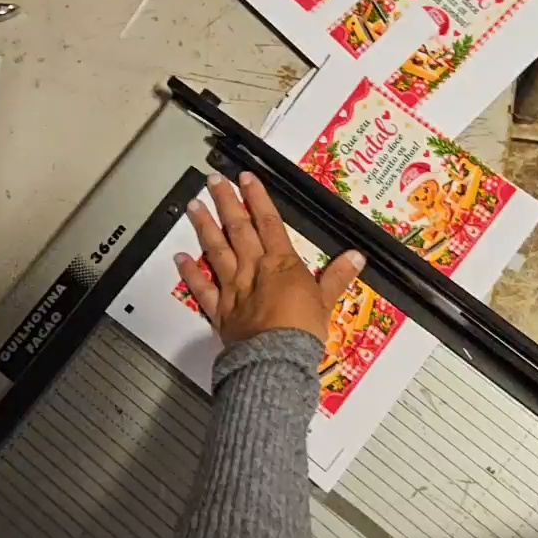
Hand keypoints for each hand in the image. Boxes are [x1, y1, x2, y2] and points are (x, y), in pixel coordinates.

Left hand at [175, 172, 365, 346]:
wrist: (275, 360)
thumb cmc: (303, 330)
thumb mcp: (327, 301)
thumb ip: (338, 276)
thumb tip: (358, 255)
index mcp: (281, 263)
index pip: (269, 223)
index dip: (257, 198)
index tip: (246, 177)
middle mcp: (253, 269)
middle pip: (238, 229)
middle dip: (226, 202)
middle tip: (212, 180)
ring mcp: (233, 288)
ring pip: (216, 251)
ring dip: (204, 227)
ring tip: (193, 206)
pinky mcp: (219, 311)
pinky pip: (202, 288)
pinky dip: (190, 273)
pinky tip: (179, 258)